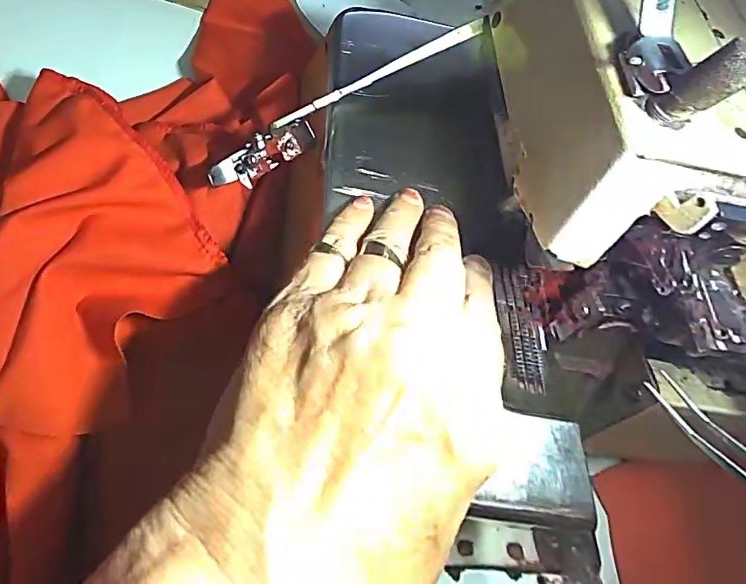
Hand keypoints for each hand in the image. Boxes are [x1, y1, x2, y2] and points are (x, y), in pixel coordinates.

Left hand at [92, 190, 505, 583]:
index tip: (476, 271)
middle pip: (436, 264)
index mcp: (461, 396)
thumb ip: (467, 416)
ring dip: (397, 220)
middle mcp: (410, 342)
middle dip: (441, 233)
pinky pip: (329, 249)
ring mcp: (348, 318)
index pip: (481, 312)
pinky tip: (358, 210)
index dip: (479, 283)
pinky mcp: (295, 309)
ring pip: (383, 247)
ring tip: (407, 202)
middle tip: (442, 218)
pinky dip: (346, 224)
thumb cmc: (357, 544)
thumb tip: (466, 373)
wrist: (264, 542)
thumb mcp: (447, 491)